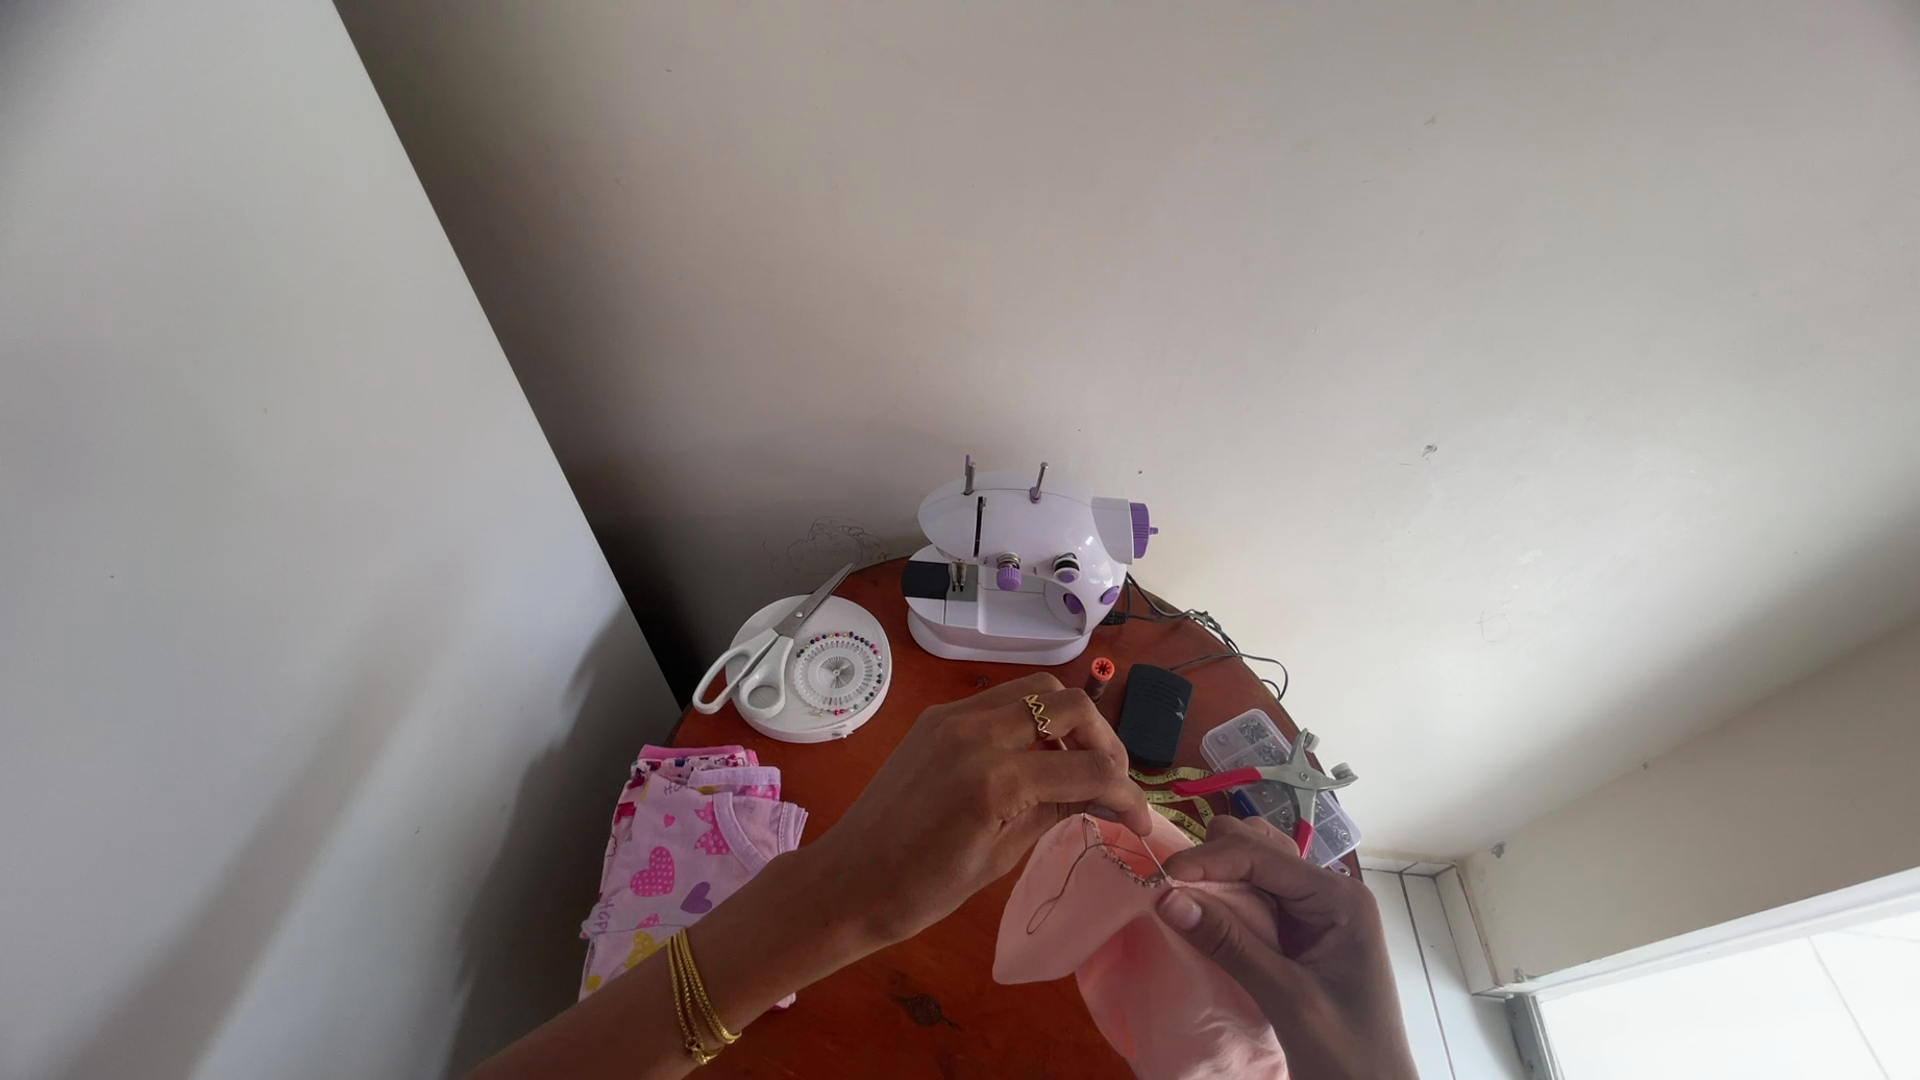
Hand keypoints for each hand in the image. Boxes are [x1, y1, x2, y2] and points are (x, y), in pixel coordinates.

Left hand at [804, 672, 1153, 945]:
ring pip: (1036, 688)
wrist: (850, 878)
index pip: (1088, 769)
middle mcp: (977, 732)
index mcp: (996, 780)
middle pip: (1068, 702)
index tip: (1139, 819)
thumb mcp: (1002, 857)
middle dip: (1103, 738)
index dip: (1126, 794)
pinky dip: (1031, 718)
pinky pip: (1000, 699)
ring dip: (1068, 719)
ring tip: (1074, 761)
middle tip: (1108, 778)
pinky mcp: (938, 715)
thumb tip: (1107, 795)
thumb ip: (1057, 809)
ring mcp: (954, 716)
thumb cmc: (924, 890)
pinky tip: (1033, 753)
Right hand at [1155, 816, 1418, 1079]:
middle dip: (1209, 860)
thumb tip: (1167, 898)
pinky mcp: (1294, 926)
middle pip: (1253, 843)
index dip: (1208, 858)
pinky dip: (1221, 894)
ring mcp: (1311, 906)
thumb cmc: (1349, 1057)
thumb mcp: (1290, 1001)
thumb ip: (1231, 945)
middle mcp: (1326, 889)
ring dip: (1214, 873)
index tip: (1162, 876)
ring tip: (1186, 898)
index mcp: (1339, 897)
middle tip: (1173, 891)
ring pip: (1248, 861)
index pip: (1261, 853)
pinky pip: (1248, 890)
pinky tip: (1204, 912)